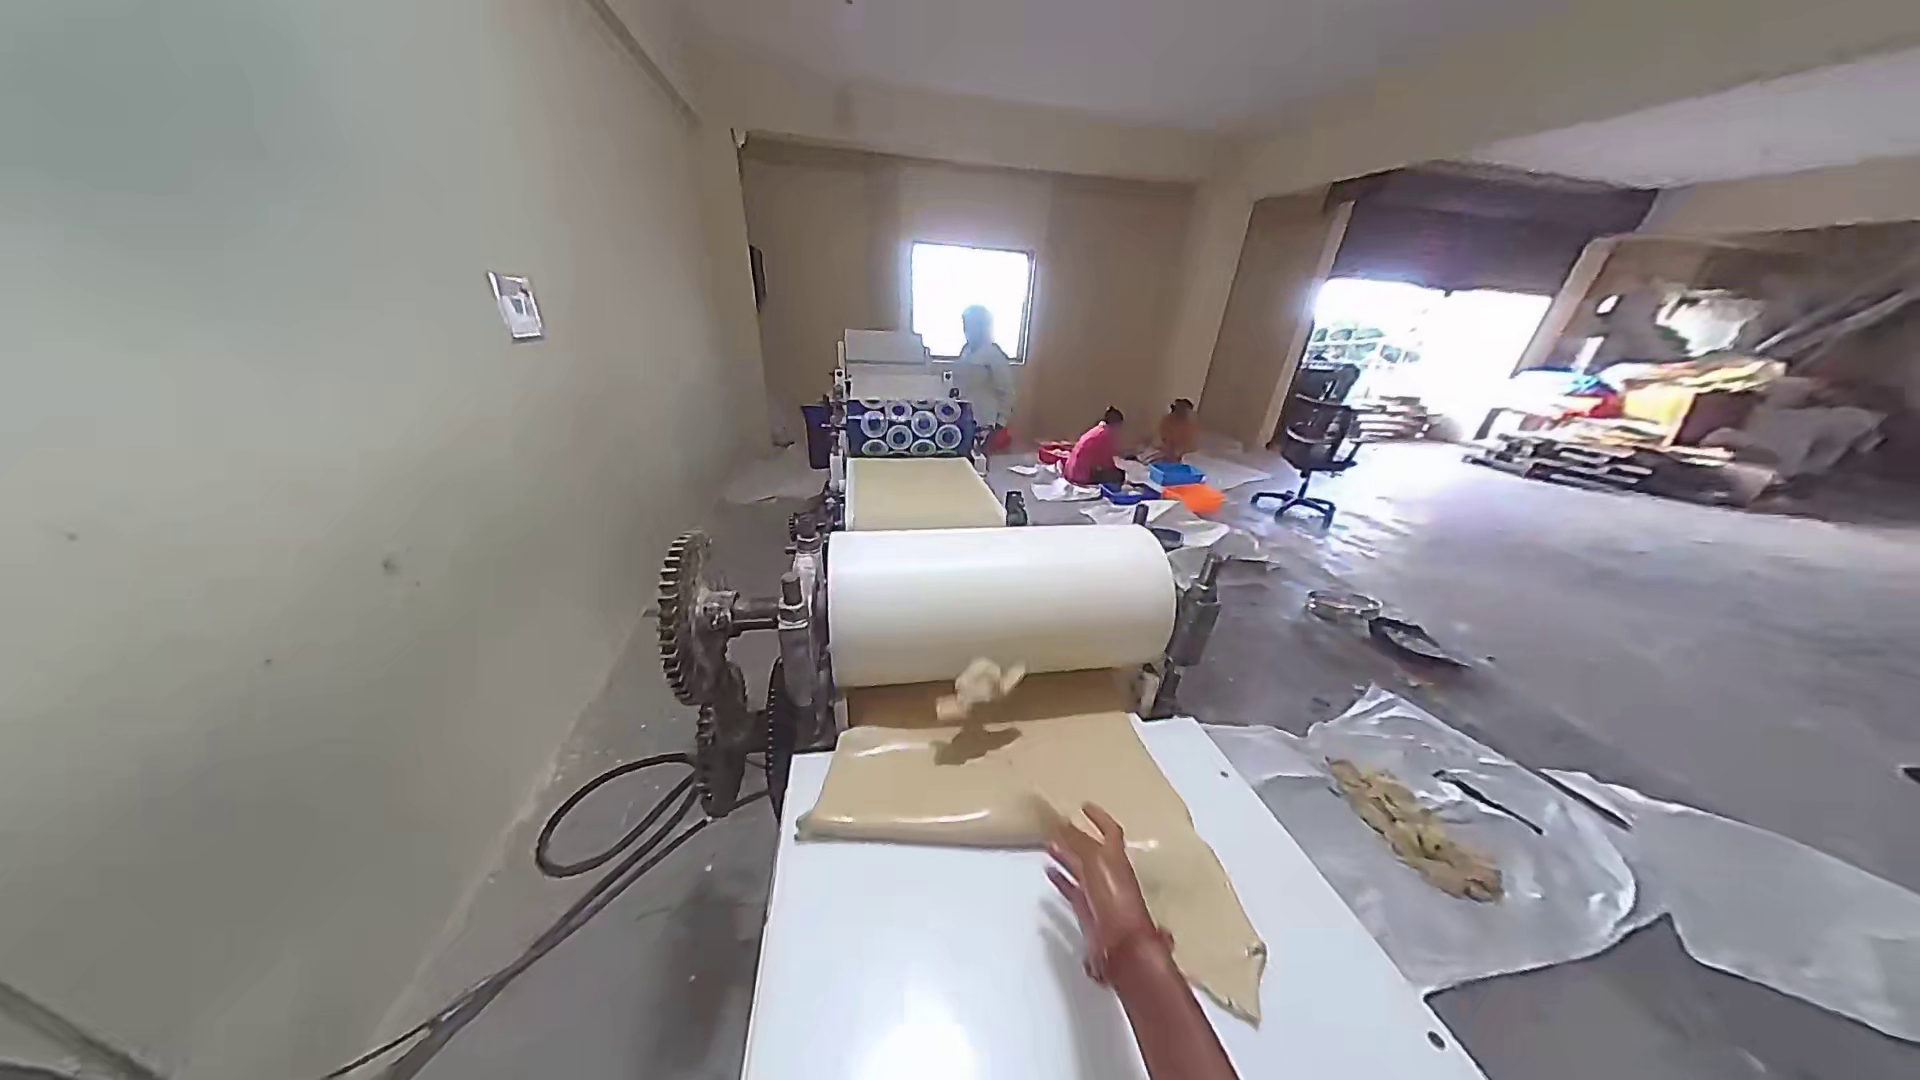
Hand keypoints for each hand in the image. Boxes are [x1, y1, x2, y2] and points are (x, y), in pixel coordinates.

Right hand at [1045, 803, 1169, 983]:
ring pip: (1081, 871)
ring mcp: (1101, 897)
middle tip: (1058, 827)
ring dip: (1066, 858)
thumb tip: (1063, 822)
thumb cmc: (1115, 898)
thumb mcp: (1096, 861)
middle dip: (1076, 839)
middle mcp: (1111, 876)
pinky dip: (1062, 882)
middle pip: (1092, 852)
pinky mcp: (1090, 916)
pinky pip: (1073, 892)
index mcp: (1117, 859)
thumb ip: (1078, 841)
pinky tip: (1050, 874)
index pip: (1110, 831)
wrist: (1122, 948)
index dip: (1099, 818)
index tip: (1084, 806)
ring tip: (1049, 847)